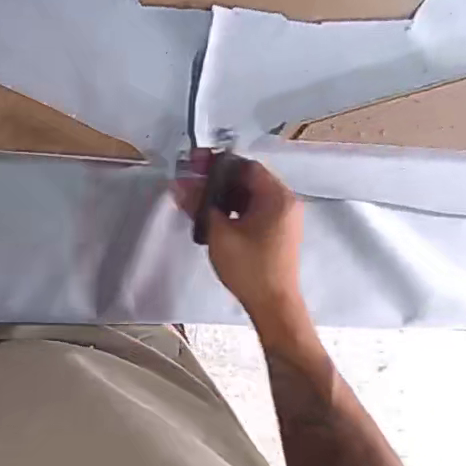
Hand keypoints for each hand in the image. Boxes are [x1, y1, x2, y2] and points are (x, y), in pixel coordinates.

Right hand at [177, 153, 304, 325]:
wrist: (273, 303)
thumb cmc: (249, 268)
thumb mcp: (218, 233)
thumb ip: (200, 205)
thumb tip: (181, 185)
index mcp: (277, 197)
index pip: (246, 166)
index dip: (217, 163)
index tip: (192, 164)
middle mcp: (285, 203)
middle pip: (247, 180)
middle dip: (216, 179)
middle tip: (188, 181)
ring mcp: (282, 218)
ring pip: (248, 196)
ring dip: (221, 195)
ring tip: (193, 199)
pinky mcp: (275, 232)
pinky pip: (252, 210)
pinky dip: (231, 208)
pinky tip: (210, 215)